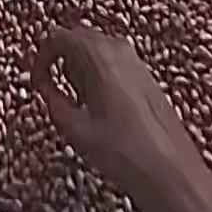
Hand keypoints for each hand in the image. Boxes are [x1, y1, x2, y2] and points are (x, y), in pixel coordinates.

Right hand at [32, 26, 211, 211]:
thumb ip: (53, 99)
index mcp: (99, 54)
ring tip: (76, 101)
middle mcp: (118, 47)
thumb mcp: (76, 130)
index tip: (36, 78)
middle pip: (78, 37)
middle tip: (51, 86)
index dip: (41, 56)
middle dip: (60, 58)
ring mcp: (135, 59)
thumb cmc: (127, 154)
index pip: (59, 36)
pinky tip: (99, 106)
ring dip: (79, 66)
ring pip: (96, 48)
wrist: (174, 176)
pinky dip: (98, 73)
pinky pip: (113, 60)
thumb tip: (43, 85)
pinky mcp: (145, 75)